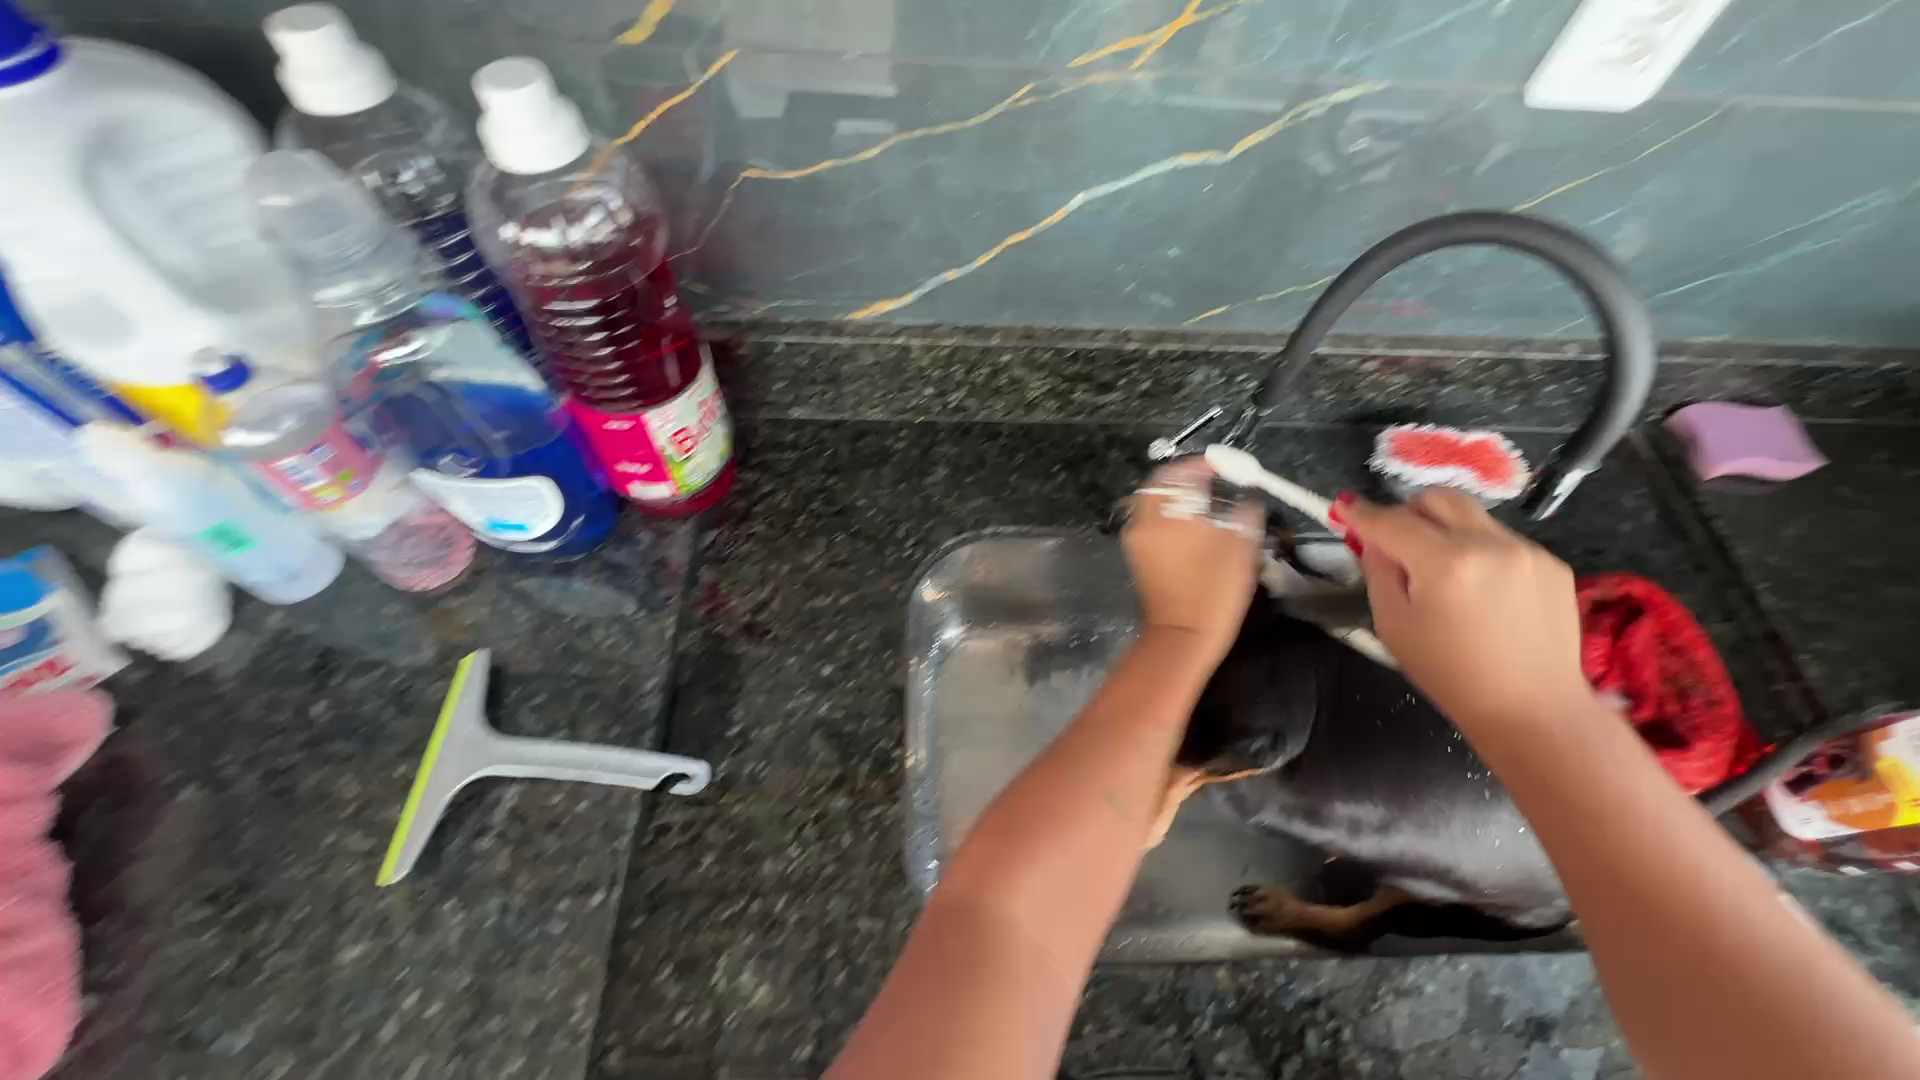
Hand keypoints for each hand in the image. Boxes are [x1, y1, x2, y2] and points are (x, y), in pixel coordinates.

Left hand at [1121, 459, 1260, 659]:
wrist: (1182, 636)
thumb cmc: (1214, 591)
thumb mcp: (1241, 547)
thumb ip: (1244, 510)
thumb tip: (1246, 491)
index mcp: (1166, 514)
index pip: (1178, 472)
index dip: (1203, 464)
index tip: (1225, 465)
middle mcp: (1143, 521)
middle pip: (1160, 484)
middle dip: (1186, 477)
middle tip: (1214, 479)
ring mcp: (1135, 539)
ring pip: (1152, 502)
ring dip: (1176, 495)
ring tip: (1206, 500)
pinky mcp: (1136, 555)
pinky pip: (1150, 521)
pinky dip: (1168, 513)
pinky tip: (1192, 523)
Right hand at [1339, 489, 1595, 731]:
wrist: (1531, 707)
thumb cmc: (1448, 672)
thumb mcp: (1392, 624)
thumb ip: (1379, 570)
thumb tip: (1374, 538)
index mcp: (1445, 562)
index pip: (1391, 521)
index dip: (1362, 513)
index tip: (1344, 508)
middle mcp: (1489, 544)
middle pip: (1437, 499)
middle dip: (1409, 512)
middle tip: (1397, 541)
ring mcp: (1527, 550)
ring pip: (1471, 518)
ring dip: (1446, 532)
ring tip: (1443, 574)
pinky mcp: (1552, 563)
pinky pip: (1502, 540)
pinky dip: (1479, 552)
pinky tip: (1482, 593)